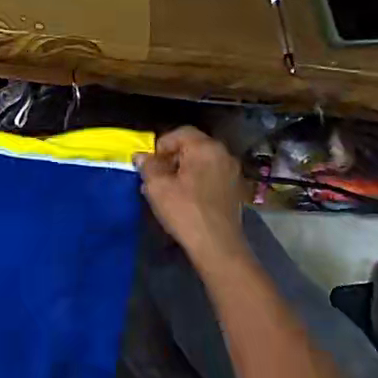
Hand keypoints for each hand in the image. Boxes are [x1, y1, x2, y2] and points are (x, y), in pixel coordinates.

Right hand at [137, 127, 249, 263]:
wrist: (217, 245)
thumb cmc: (185, 212)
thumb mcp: (158, 188)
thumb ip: (148, 166)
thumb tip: (142, 156)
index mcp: (206, 147)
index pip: (180, 133)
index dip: (161, 145)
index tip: (149, 164)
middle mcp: (224, 154)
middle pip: (193, 147)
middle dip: (172, 158)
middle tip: (156, 177)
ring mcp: (232, 172)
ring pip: (203, 163)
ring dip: (185, 171)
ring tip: (169, 190)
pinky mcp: (235, 190)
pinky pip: (212, 177)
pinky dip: (198, 182)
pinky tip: (187, 200)